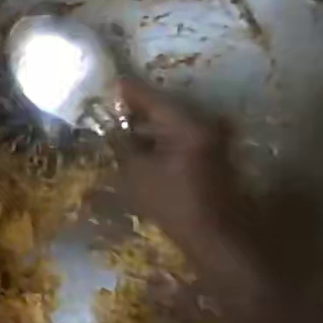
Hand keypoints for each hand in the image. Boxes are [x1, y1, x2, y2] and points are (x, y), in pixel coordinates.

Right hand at [112, 77, 259, 272]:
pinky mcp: (213, 157)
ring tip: (119, 129)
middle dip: (135, 108)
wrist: (216, 238)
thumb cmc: (173, 203)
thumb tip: (108, 127)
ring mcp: (213, 140)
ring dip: (147, 126)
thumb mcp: (136, 172)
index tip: (106, 83)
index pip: (150, 96)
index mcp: (187, 123)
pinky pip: (180, 137)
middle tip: (108, 108)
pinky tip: (140, 148)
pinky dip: (160, 139)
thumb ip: (122, 144)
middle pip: (164, 107)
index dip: (126, 91)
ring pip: (172, 123)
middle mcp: (206, 124)